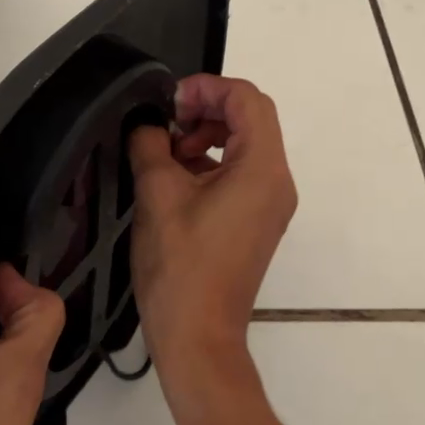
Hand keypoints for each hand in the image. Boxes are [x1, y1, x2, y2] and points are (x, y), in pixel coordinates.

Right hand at [128, 74, 296, 424]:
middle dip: (207, 107)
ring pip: (246, 141)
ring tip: (167, 151)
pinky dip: (211, 159)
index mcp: (262, 169)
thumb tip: (147, 123)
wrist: (198, 337)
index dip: (207, 88)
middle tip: (168, 120)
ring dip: (207, 133)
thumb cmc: (181, 265)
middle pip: (251, 116)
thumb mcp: (157, 192)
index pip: (246, 99)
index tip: (170, 103)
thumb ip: (150, 142)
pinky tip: (176, 175)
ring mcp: (270, 203)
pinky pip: (241, 169)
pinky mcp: (257, 219)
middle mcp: (276, 181)